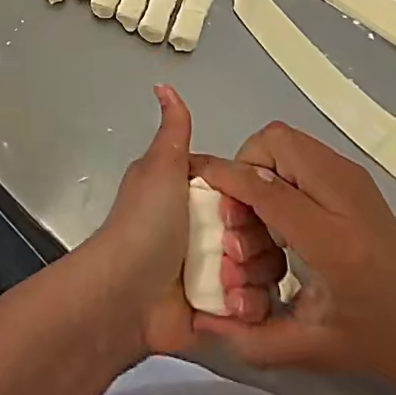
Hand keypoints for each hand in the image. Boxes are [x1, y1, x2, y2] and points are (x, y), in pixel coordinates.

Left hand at [82, 87, 291, 355]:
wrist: (127, 295)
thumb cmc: (143, 226)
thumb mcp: (160, 168)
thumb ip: (174, 129)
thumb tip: (164, 86)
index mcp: (195, 192)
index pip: (248, 190)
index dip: (249, 202)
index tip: (231, 212)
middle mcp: (209, 227)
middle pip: (263, 229)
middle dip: (250, 243)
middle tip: (225, 250)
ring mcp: (217, 267)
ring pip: (268, 266)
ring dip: (249, 275)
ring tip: (223, 281)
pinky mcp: (225, 308)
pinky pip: (261, 304)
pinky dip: (248, 306)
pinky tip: (228, 305)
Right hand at [192, 122, 395, 389]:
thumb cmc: (376, 338)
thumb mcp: (309, 347)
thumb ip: (250, 336)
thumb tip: (200, 321)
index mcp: (335, 245)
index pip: (266, 188)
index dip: (225, 179)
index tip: (199, 180)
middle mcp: (347, 201)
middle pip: (275, 143)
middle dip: (243, 166)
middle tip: (240, 210)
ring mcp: (353, 181)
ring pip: (285, 139)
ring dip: (260, 166)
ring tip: (260, 213)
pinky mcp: (353, 175)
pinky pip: (299, 149)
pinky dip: (278, 168)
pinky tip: (282, 210)